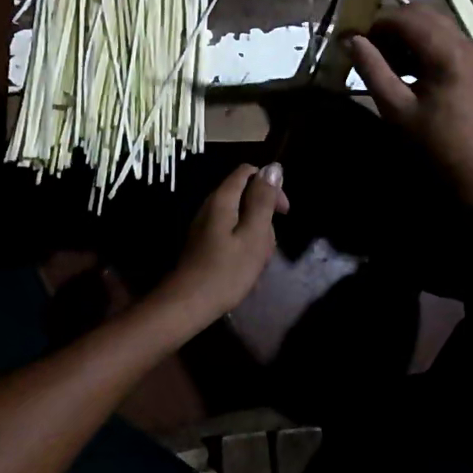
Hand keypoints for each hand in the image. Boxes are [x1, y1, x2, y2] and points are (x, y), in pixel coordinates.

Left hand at [161, 163, 288, 318]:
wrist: (189, 304)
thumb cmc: (226, 271)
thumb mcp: (254, 235)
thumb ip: (263, 200)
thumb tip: (273, 167)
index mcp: (222, 199)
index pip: (248, 172)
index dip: (270, 186)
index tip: (282, 212)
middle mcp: (211, 206)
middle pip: (246, 195)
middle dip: (264, 216)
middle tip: (268, 244)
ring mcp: (206, 225)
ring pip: (241, 217)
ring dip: (256, 234)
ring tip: (258, 260)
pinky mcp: (205, 242)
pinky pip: (232, 232)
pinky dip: (244, 244)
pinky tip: (246, 266)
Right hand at [347, 5, 472, 180]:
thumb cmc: (433, 141)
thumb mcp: (395, 106)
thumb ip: (372, 69)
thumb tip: (351, 40)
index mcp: (446, 51)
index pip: (404, 17)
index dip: (375, 23)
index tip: (352, 37)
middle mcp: (463, 41)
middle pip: (421, 13)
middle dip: (390, 24)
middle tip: (366, 46)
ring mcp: (472, 49)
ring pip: (433, 23)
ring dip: (405, 32)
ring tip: (382, 58)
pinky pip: (443, 37)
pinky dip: (421, 42)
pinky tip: (403, 67)